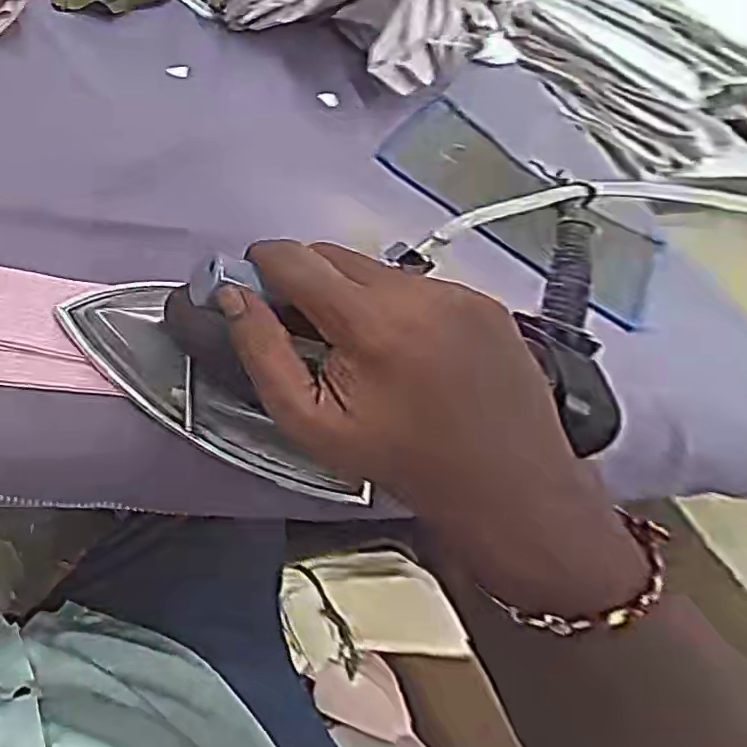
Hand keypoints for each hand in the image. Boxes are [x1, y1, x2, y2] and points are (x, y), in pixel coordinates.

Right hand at [220, 240, 646, 612]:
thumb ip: (261, 351)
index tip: (252, 294)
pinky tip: (395, 346)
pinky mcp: (483, 300)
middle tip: (301, 329)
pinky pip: (407, 281)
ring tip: (352, 344)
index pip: (293, 257)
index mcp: (374, 323)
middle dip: (300, 281)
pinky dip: (384, 301)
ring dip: (342, 290)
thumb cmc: (399, 461)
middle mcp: (420, 293)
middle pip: (327, 254)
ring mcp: (458, 293)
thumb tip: (233, 295)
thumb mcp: (307, 421)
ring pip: (366, 265)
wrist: (513, 492)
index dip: (259, 268)